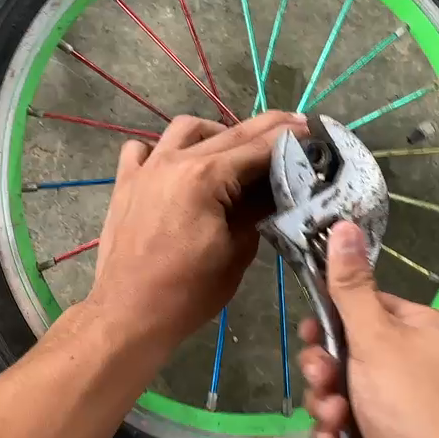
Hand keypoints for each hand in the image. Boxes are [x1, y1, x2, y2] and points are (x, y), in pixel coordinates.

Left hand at [85, 112, 307, 355]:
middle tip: (296, 123)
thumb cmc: (186, 292)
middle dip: (265, 126)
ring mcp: (146, 167)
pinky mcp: (125, 181)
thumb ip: (257, 210)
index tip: (312, 130)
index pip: (257, 148)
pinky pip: (143, 148)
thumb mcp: (236, 252)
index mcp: (206, 177)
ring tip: (235, 148)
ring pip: (185, 129)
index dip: (289, 138)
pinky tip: (177, 164)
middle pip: (228, 132)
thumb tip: (277, 188)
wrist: (127, 314)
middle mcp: (175, 160)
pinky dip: (163, 148)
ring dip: (215, 131)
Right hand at [298, 222, 438, 437]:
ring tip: (333, 419)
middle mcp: (417, 365)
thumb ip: (352, 286)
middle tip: (322, 379)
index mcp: (425, 330)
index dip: (332, 320)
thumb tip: (343, 224)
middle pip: (349, 350)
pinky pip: (349, 427)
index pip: (367, 307)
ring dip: (327, 403)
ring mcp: (404, 409)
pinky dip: (336, 434)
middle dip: (326, 368)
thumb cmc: (414, 408)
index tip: (311, 333)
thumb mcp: (377, 338)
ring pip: (343, 390)